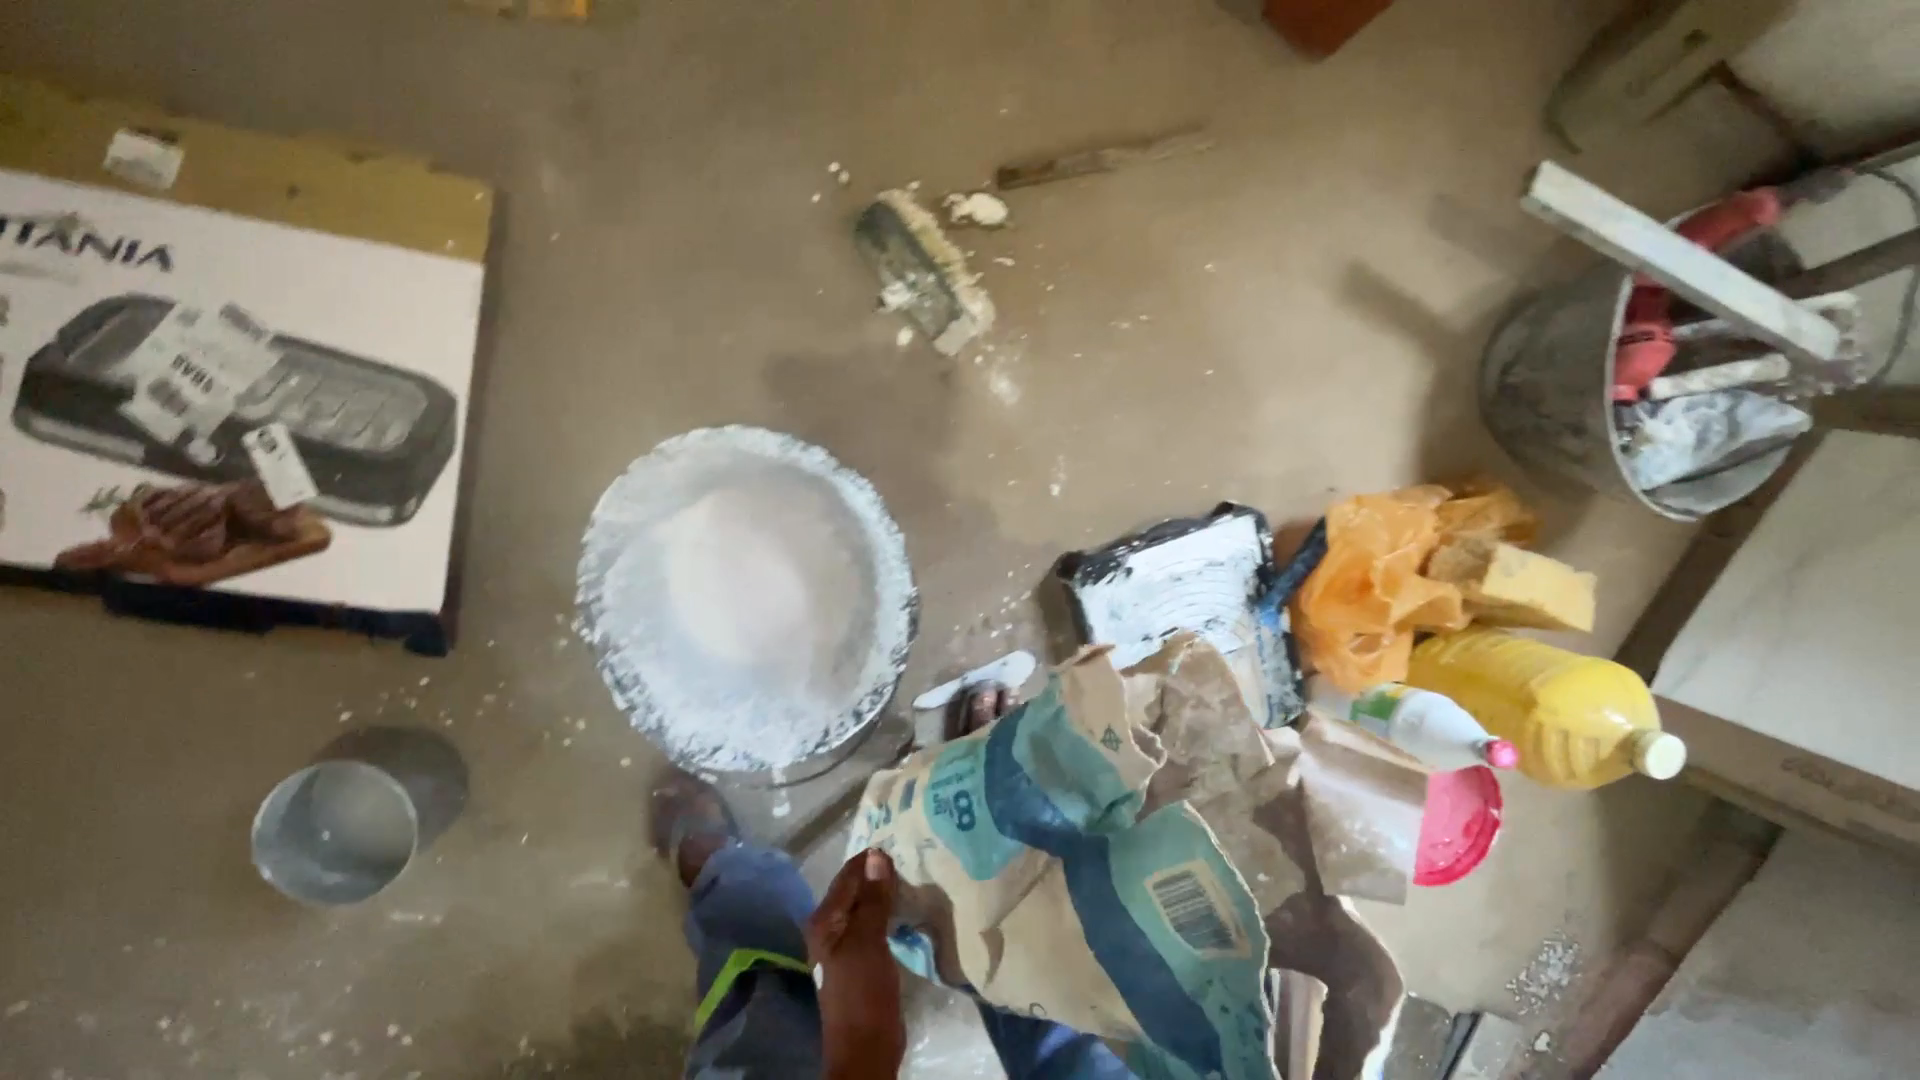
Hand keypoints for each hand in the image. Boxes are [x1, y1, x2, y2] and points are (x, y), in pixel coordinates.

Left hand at [806, 849, 905, 1079]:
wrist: (866, 1048)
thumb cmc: (862, 993)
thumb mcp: (868, 942)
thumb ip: (873, 899)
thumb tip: (877, 854)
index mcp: (824, 920)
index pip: (848, 875)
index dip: (871, 859)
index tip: (902, 841)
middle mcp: (830, 927)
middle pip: (856, 889)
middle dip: (880, 873)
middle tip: (913, 855)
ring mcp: (846, 944)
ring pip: (868, 906)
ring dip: (887, 893)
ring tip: (915, 876)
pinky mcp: (862, 958)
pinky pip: (876, 924)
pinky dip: (890, 913)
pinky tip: (909, 908)